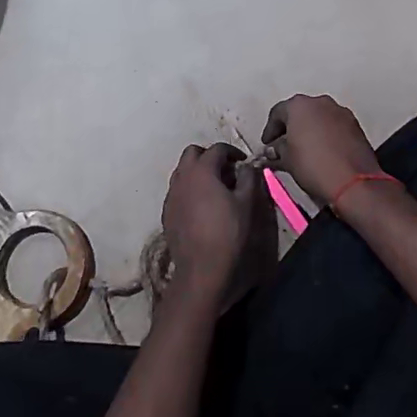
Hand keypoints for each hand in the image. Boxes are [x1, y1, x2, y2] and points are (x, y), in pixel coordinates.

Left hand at [160, 144, 273, 308]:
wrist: (202, 267)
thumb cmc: (228, 232)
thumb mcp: (246, 202)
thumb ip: (249, 178)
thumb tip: (249, 166)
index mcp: (201, 171)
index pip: (216, 149)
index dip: (232, 152)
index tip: (243, 163)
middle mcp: (181, 177)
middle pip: (192, 153)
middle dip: (210, 157)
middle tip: (226, 171)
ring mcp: (171, 195)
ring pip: (182, 172)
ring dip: (197, 172)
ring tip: (215, 189)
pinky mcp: (166, 212)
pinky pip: (177, 191)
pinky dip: (189, 190)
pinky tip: (202, 207)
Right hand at [260, 94, 383, 204]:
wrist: (353, 182)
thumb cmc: (315, 167)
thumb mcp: (287, 160)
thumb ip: (277, 150)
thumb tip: (275, 150)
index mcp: (299, 106)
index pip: (277, 113)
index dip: (270, 130)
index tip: (268, 144)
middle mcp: (321, 102)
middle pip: (299, 112)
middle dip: (290, 128)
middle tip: (283, 146)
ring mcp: (340, 112)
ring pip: (318, 117)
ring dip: (309, 131)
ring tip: (303, 151)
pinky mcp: (355, 125)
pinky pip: (334, 126)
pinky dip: (326, 135)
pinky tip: (321, 152)